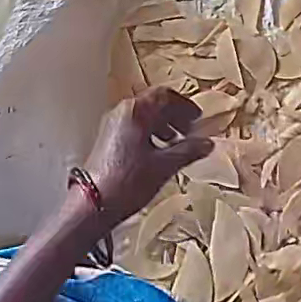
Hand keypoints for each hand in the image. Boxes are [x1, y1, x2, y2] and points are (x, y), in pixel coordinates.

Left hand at [81, 87, 212, 220]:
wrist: (92, 206)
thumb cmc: (128, 181)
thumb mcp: (164, 166)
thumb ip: (188, 151)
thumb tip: (208, 143)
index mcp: (136, 111)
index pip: (165, 95)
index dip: (185, 105)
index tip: (197, 118)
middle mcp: (122, 111)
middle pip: (154, 103)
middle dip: (175, 115)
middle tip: (191, 129)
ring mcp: (112, 124)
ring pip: (144, 115)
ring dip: (164, 124)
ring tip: (177, 142)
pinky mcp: (108, 139)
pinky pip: (134, 126)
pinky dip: (151, 133)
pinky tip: (159, 151)